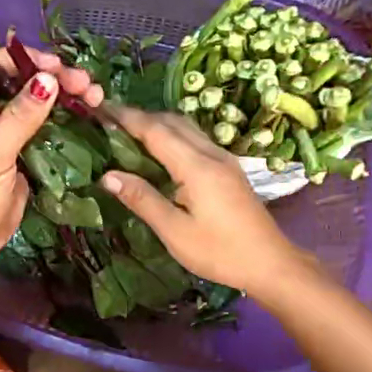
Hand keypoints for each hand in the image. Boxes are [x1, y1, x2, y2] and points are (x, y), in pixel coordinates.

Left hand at [0, 50, 103, 267]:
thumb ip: (20, 118)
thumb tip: (49, 79)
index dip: (19, 60)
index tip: (52, 64)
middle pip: (18, 84)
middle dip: (51, 78)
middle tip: (84, 82)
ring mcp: (4, 135)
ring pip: (35, 105)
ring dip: (64, 97)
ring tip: (95, 95)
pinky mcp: (22, 154)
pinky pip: (45, 128)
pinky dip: (65, 119)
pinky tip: (88, 113)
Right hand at [98, 106, 318, 298]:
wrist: (270, 262)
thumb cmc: (220, 252)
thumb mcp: (175, 232)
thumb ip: (142, 200)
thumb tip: (108, 176)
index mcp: (197, 166)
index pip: (155, 130)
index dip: (126, 117)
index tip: (100, 109)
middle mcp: (212, 154)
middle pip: (172, 122)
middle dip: (140, 117)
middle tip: (108, 120)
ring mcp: (224, 160)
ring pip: (187, 129)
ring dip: (157, 125)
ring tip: (128, 133)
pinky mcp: (229, 170)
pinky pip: (196, 141)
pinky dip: (173, 137)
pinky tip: (159, 152)